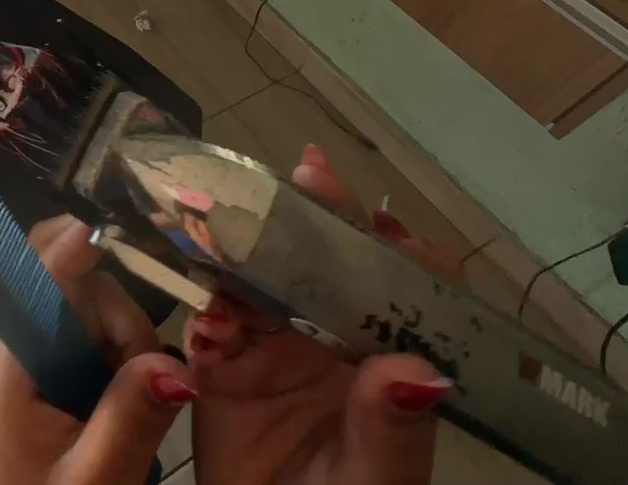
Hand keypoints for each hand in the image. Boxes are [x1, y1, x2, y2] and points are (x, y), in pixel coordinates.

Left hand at [0, 216, 195, 483]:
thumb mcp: (93, 480)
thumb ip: (130, 422)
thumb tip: (175, 363)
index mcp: (15, 355)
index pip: (37, 277)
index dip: (71, 245)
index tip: (109, 222)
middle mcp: (26, 334)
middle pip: (78, 280)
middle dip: (122, 315)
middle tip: (144, 375)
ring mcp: (48, 342)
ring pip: (102, 300)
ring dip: (132, 339)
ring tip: (136, 403)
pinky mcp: (68, 357)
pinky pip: (108, 326)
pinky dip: (130, 347)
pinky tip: (135, 387)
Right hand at [186, 146, 451, 484]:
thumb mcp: (374, 484)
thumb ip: (392, 432)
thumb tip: (422, 371)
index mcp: (373, 359)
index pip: (392, 284)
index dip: (387, 241)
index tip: (376, 216)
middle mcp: (322, 336)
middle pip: (318, 260)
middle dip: (310, 214)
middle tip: (307, 174)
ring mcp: (266, 343)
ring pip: (254, 276)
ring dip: (242, 257)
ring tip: (235, 255)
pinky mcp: (216, 359)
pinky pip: (205, 318)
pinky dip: (204, 312)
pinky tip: (210, 328)